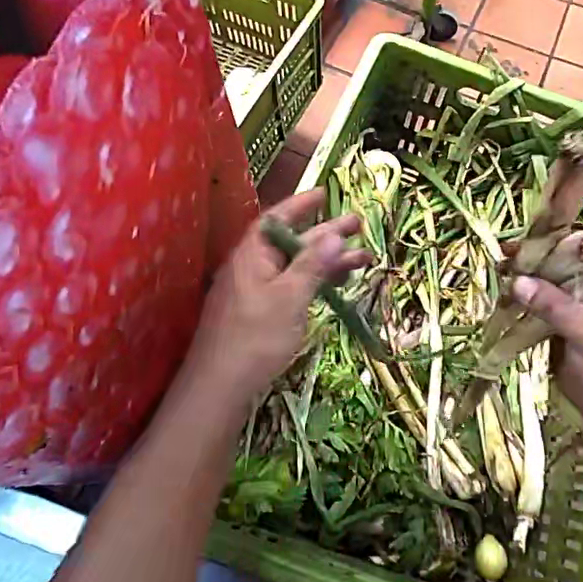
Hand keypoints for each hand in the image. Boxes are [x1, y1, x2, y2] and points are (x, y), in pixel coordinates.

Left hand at [182, 189, 371, 404]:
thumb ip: (313, 265)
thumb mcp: (290, 297)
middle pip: (292, 243)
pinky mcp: (259, 315)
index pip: (277, 219)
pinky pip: (290, 288)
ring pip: (295, 268)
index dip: (301, 205)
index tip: (325, 194)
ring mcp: (255, 292)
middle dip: (326, 235)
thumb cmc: (255, 337)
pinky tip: (335, 288)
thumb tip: (336, 235)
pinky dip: (313, 284)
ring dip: (327, 263)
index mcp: (252, 255)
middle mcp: (251, 268)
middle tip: (359, 226)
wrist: (220, 387)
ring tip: (362, 261)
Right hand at [510, 244, 582, 435]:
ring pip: (550, 275)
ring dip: (526, 271)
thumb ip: (557, 306)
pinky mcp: (561, 318)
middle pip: (568, 254)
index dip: (571, 232)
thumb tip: (516, 281)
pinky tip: (502, 291)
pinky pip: (540, 298)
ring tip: (500, 268)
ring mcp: (580, 300)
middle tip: (508, 252)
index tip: (539, 235)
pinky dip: (522, 294)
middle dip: (539, 251)